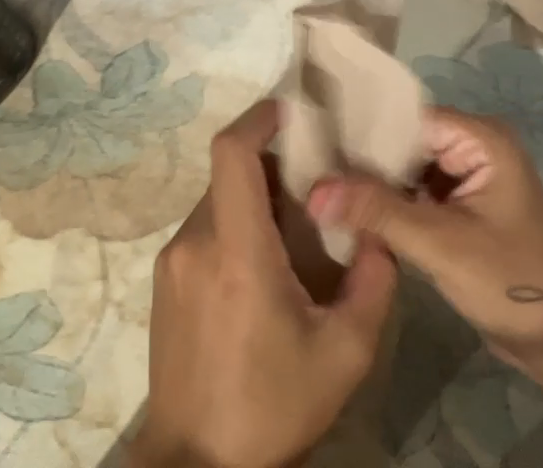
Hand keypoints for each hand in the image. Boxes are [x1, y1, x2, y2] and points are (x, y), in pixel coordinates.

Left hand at [135, 100, 397, 467]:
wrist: (197, 462)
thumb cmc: (272, 406)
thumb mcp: (344, 353)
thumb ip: (372, 282)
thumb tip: (378, 232)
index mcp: (236, 252)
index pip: (231, 153)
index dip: (260, 118)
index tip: (294, 110)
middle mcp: (193, 243)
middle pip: (230, 176)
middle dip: (273, 166)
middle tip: (319, 180)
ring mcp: (171, 262)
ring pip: (216, 203)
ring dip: (255, 201)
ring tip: (299, 229)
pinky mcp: (163, 283)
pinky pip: (203, 231)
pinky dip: (235, 226)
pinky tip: (266, 267)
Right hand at [305, 105, 542, 376]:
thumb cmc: (510, 285)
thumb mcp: (438, 244)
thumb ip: (375, 210)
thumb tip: (313, 190)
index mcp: (483, 139)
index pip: (406, 118)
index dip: (360, 132)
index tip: (312, 146)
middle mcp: (476, 145)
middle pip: (403, 139)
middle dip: (361, 158)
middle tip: (307, 170)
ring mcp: (468, 175)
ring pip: (404, 166)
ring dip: (370, 181)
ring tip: (318, 187)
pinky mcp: (460, 204)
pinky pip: (413, 189)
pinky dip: (386, 200)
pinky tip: (347, 209)